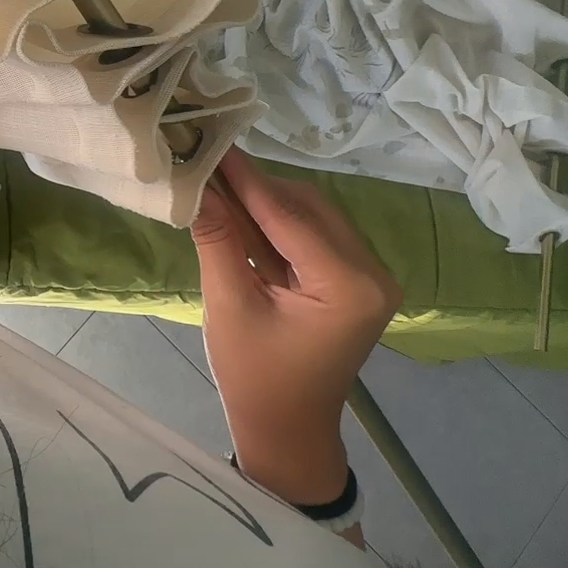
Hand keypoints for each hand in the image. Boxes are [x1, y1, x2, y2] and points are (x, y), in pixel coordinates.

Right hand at [192, 150, 402, 507]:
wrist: (286, 425)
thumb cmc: (254, 373)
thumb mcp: (228, 303)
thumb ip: (217, 239)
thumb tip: (195, 185)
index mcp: (349, 285)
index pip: (289, 215)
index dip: (245, 177)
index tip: (211, 142)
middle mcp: (372, 273)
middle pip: (306, 207)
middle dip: (254, 185)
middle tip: (203, 161)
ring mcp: (366, 277)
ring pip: (308, 215)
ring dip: (262, 199)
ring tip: (213, 181)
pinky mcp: (350, 281)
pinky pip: (309, 235)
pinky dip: (272, 221)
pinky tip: (235, 209)